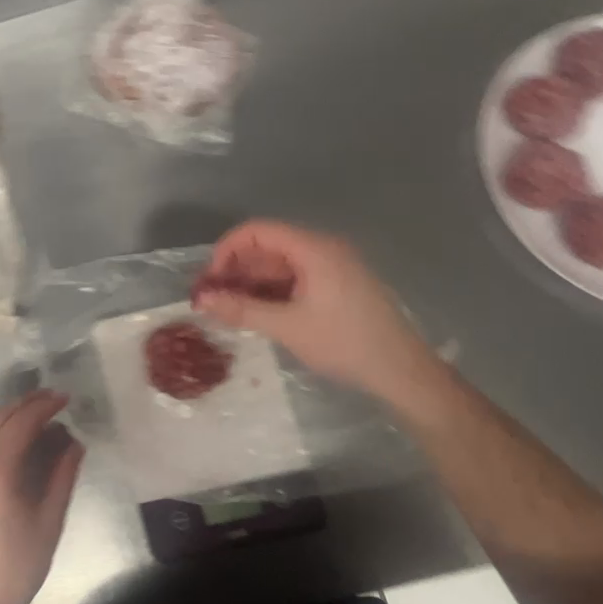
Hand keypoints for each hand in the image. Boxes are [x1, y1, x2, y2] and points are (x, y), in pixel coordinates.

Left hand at [0, 389, 84, 603]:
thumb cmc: (20, 564)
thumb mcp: (50, 520)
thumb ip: (62, 475)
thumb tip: (74, 442)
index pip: (21, 423)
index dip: (44, 406)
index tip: (65, 398)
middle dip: (26, 404)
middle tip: (53, 399)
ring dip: (6, 413)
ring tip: (32, 411)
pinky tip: (6, 433)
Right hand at [192, 220, 439, 403]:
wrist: (402, 372)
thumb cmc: (345, 343)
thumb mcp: (287, 327)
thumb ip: (241, 309)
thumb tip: (200, 300)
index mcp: (314, 248)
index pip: (257, 231)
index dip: (227, 250)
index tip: (209, 281)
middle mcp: (323, 249)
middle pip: (267, 247)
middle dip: (235, 270)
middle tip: (211, 300)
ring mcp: (332, 267)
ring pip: (279, 265)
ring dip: (251, 283)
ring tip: (228, 310)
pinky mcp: (337, 286)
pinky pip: (295, 278)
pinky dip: (271, 292)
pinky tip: (256, 314)